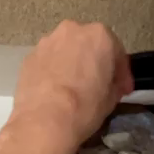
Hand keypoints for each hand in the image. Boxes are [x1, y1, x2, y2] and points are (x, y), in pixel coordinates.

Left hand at [6, 21, 132, 153]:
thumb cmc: (84, 107)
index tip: (123, 89)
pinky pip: (49, 61)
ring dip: (72, 64)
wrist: (43, 122)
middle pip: (89, 45)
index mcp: (99, 36)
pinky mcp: (29, 57)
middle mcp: (72, 31)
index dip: (122, 73)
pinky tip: (56, 91)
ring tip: (74, 88)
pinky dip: (54, 71)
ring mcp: (47, 42)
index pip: (117, 52)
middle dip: (95, 62)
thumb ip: (114, 84)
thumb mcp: (111, 98)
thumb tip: (112, 85)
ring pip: (66, 51)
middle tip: (98, 84)